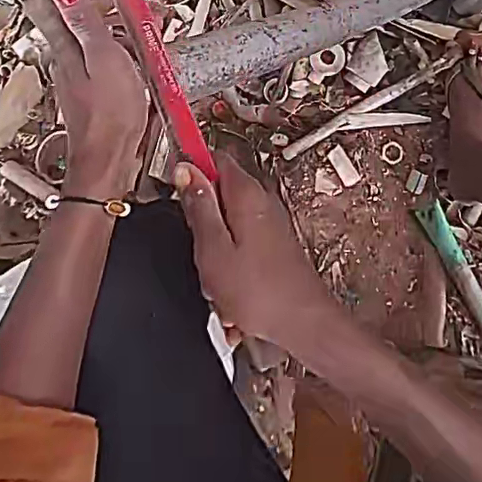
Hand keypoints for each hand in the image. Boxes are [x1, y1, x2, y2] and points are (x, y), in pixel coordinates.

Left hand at [30, 0, 148, 199]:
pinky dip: (126, 42)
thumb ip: (86, 22)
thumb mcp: (104, 59)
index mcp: (65, 46)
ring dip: (120, 19)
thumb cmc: (109, 115)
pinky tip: (145, 48)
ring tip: (150, 19)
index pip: (45, 0)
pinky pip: (107, 53)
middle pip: (75, 13)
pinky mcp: (96, 85)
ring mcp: (81, 72)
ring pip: (94, 33)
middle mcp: (67, 56)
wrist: (110, 158)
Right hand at [174, 155, 341, 349]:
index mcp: (246, 194)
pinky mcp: (271, 246)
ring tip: (217, 279)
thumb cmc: (262, 292)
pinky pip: (238, 248)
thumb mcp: (214, 249)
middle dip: (201, 220)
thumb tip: (185, 172)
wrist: (304, 324)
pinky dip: (230, 268)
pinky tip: (231, 295)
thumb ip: (198, 207)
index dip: (192, 168)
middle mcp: (261, 202)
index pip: (214, 157)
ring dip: (213, 251)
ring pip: (225, 226)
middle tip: (199, 246)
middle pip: (217, 194)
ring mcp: (268, 224)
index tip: (176, 185)